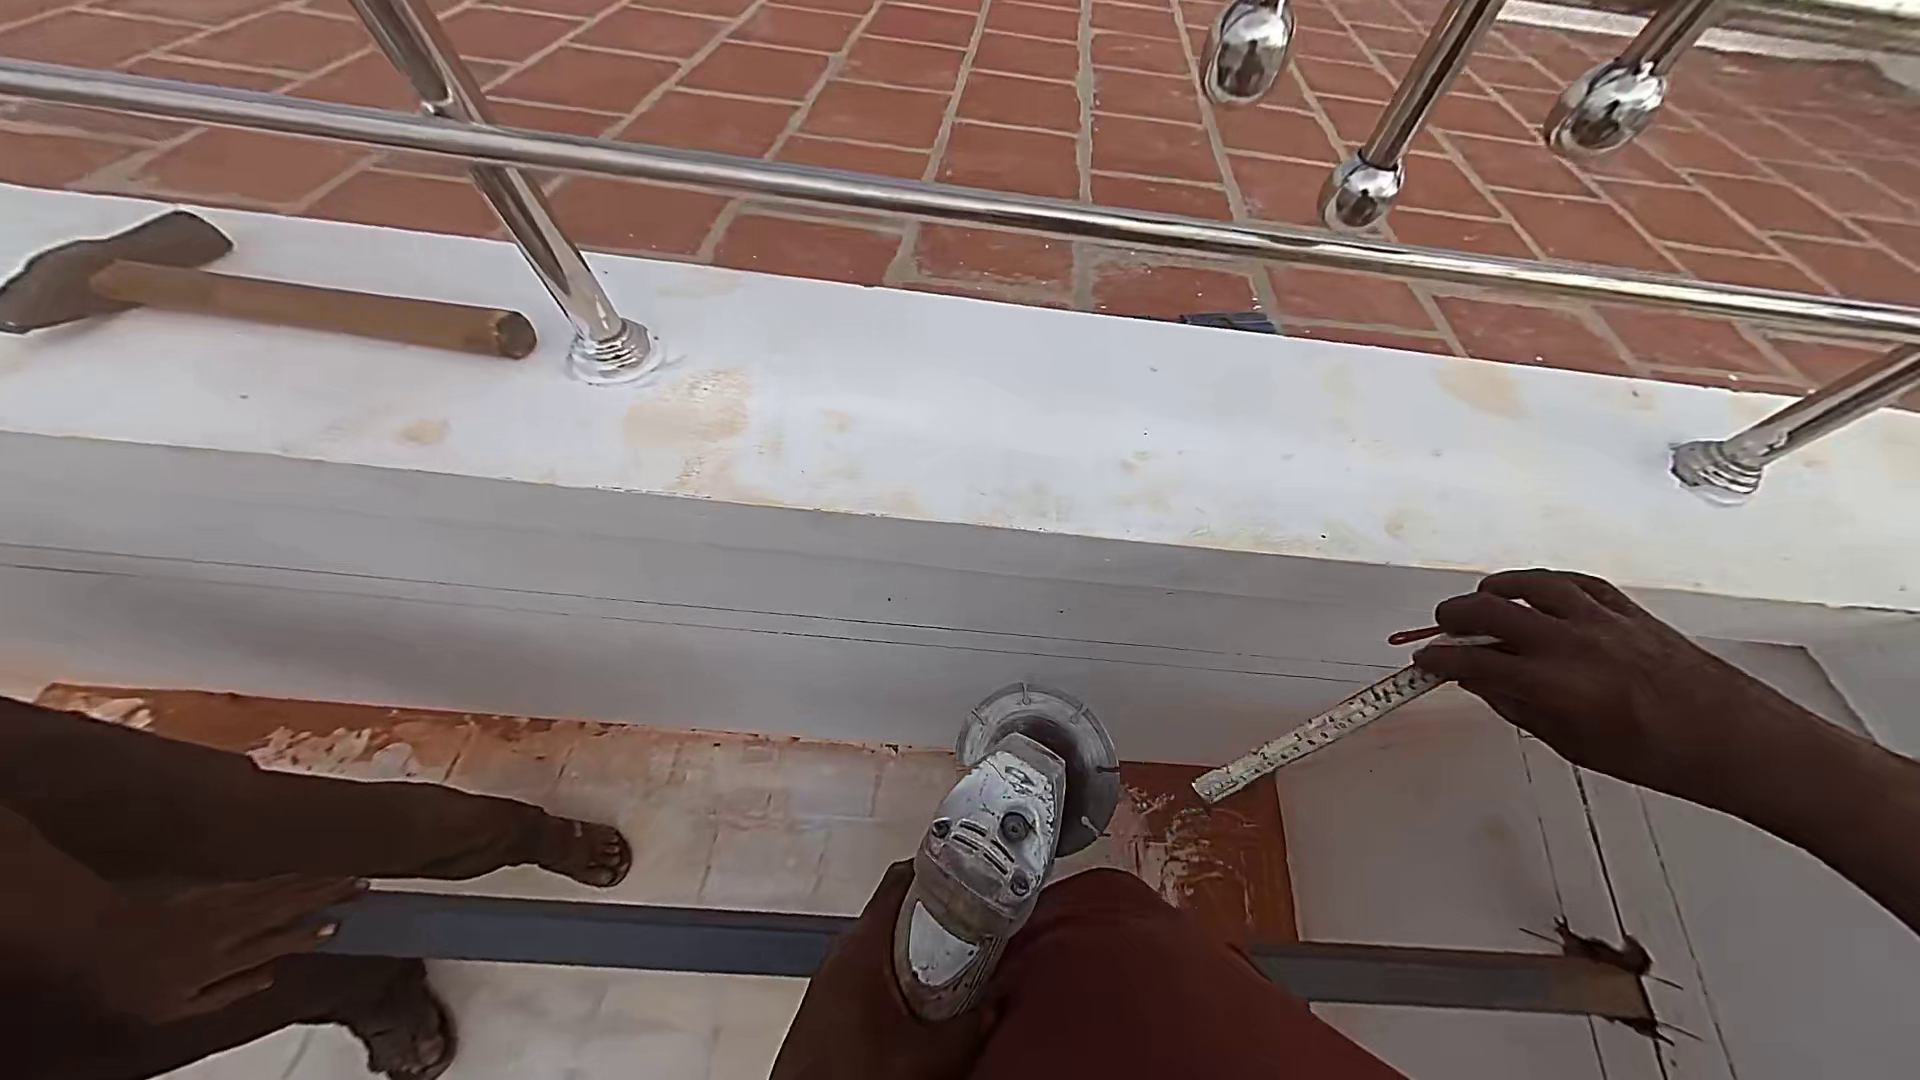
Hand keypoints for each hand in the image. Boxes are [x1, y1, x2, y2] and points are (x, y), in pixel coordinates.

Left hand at [85, 875, 364, 1022]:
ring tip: (348, 877)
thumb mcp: (171, 1007)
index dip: (311, 934)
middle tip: (362, 887)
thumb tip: (272, 974)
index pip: (280, 941)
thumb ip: (226, 994)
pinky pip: (271, 882)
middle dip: (331, 895)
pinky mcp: (226, 889)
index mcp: (221, 958)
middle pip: (292, 906)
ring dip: (320, 882)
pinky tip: (310, 876)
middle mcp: (232, 927)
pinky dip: (297, 877)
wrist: (101, 938)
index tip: (338, 927)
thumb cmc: (135, 980)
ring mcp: (230, 904)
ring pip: (286, 889)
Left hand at [772, 861, 989, 1079]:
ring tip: (952, 949)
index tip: (965, 869)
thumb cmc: (854, 1076)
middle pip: (894, 904)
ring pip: (882, 931)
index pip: (899, 878)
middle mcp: (844, 946)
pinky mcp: (829, 993)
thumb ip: (969, 1027)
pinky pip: (868, 957)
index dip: (934, 866)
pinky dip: (896, 959)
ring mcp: (833, 969)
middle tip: (970, 914)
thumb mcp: (926, 1058)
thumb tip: (1001, 1001)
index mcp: (864, 943)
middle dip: (933, 906)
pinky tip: (918, 987)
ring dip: (915, 935)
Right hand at [1412, 568, 1820, 805]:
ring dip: (1493, 590)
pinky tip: (1534, 593)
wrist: (1751, 748)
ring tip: (1482, 601)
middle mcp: (1571, 645)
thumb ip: (1515, 706)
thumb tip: (1478, 682)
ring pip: (1526, 584)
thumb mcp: (1571, 743)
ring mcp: (1602, 622)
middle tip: (1445, 628)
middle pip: (1485, 611)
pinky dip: (1544, 584)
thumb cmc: (1665, 757)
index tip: (1425, 661)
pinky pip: (1574, 582)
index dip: (1436, 660)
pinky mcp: (1630, 613)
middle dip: (1452, 617)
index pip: (1469, 661)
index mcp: (1553, 684)